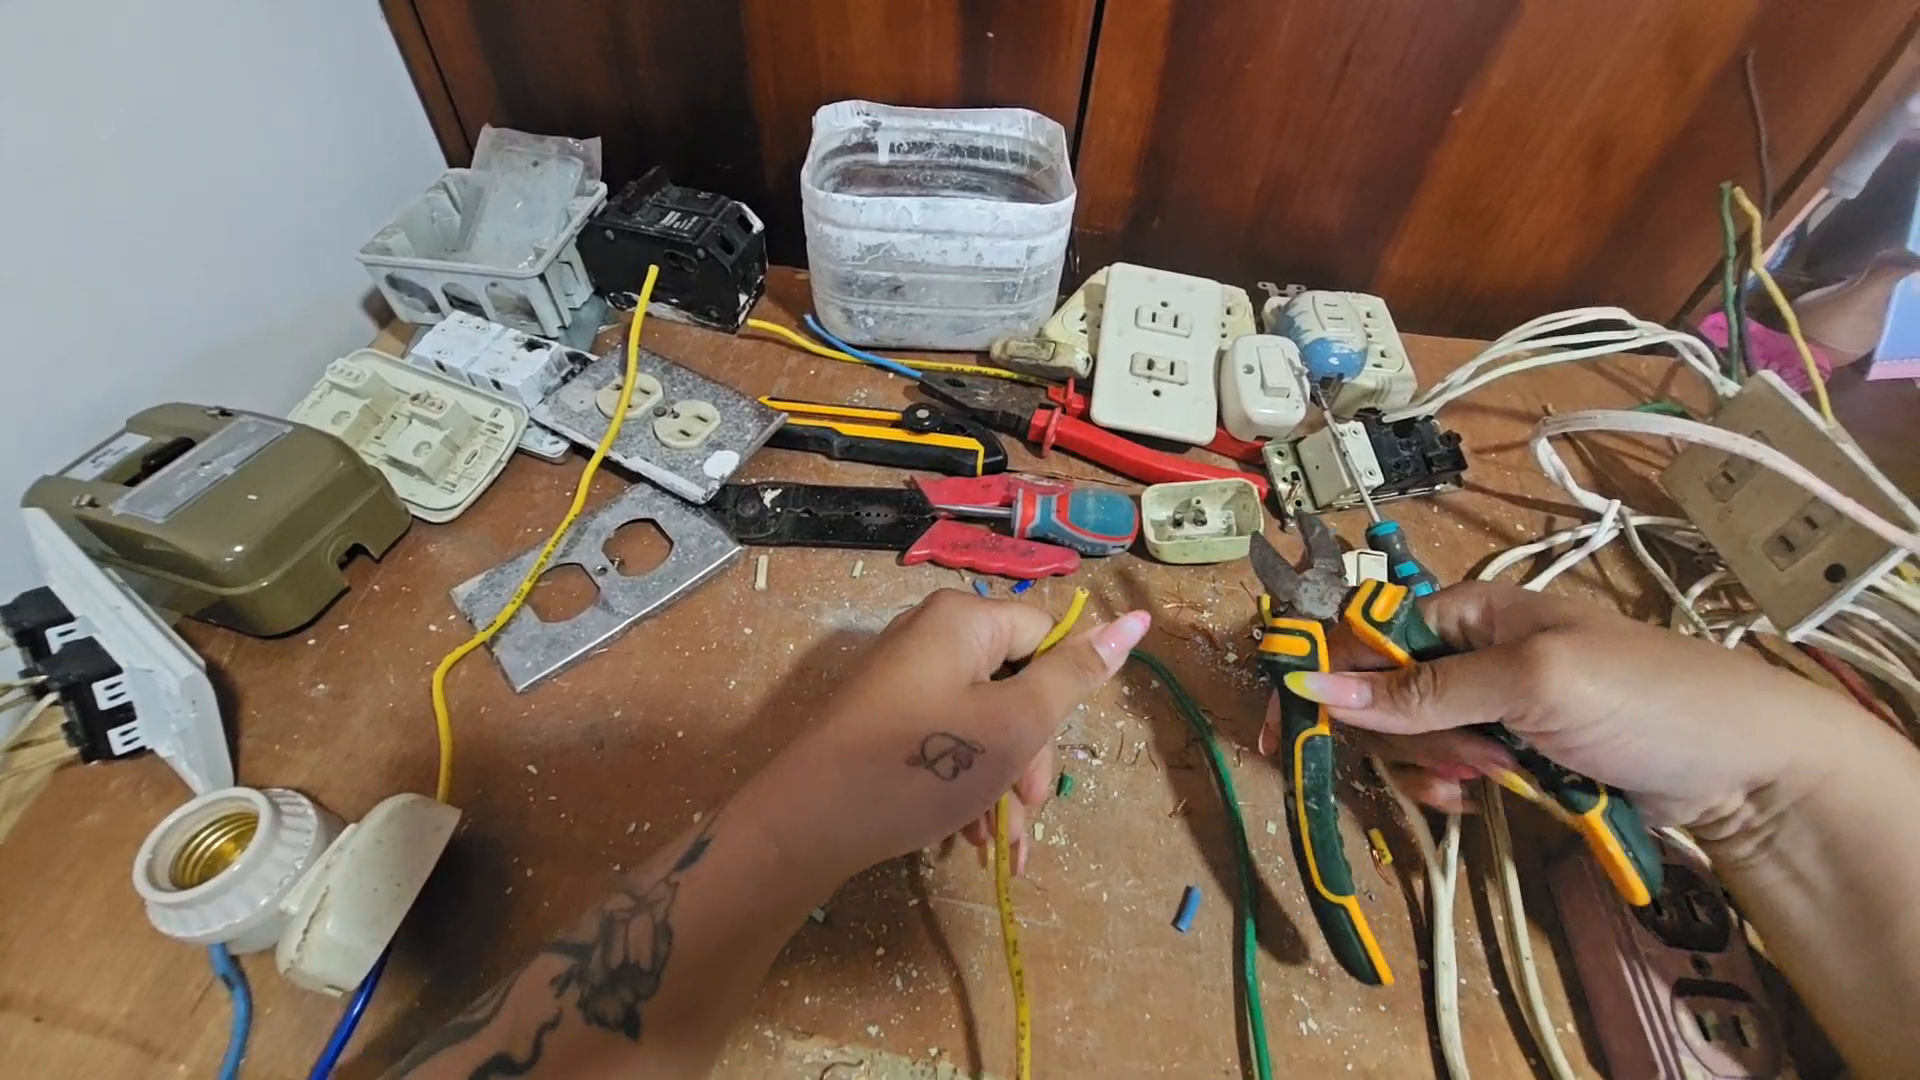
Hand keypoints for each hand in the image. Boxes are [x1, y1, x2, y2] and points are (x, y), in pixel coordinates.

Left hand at [752, 590, 1149, 880]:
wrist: (805, 824)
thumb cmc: (921, 765)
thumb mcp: (1013, 723)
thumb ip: (1075, 674)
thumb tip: (1134, 620)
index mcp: (964, 617)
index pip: (1045, 634)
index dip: (1059, 696)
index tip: (1048, 758)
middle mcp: (933, 633)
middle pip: (1013, 681)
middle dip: (1026, 754)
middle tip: (1022, 812)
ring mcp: (906, 673)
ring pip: (983, 718)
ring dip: (1000, 779)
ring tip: (995, 843)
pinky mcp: (888, 712)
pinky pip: (948, 733)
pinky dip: (966, 778)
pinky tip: (968, 833)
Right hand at [1279, 581, 1867, 832]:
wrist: (1756, 773)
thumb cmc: (1645, 698)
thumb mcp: (1528, 682)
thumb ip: (1419, 689)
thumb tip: (1314, 689)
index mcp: (1460, 613)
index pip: (1360, 636)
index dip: (1323, 676)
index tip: (1288, 724)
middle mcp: (1457, 654)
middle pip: (1375, 693)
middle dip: (1406, 732)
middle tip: (1470, 756)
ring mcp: (1475, 706)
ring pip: (1401, 736)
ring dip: (1434, 763)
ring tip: (1495, 778)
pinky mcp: (1493, 752)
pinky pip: (1433, 767)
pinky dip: (1445, 787)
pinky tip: (1480, 798)